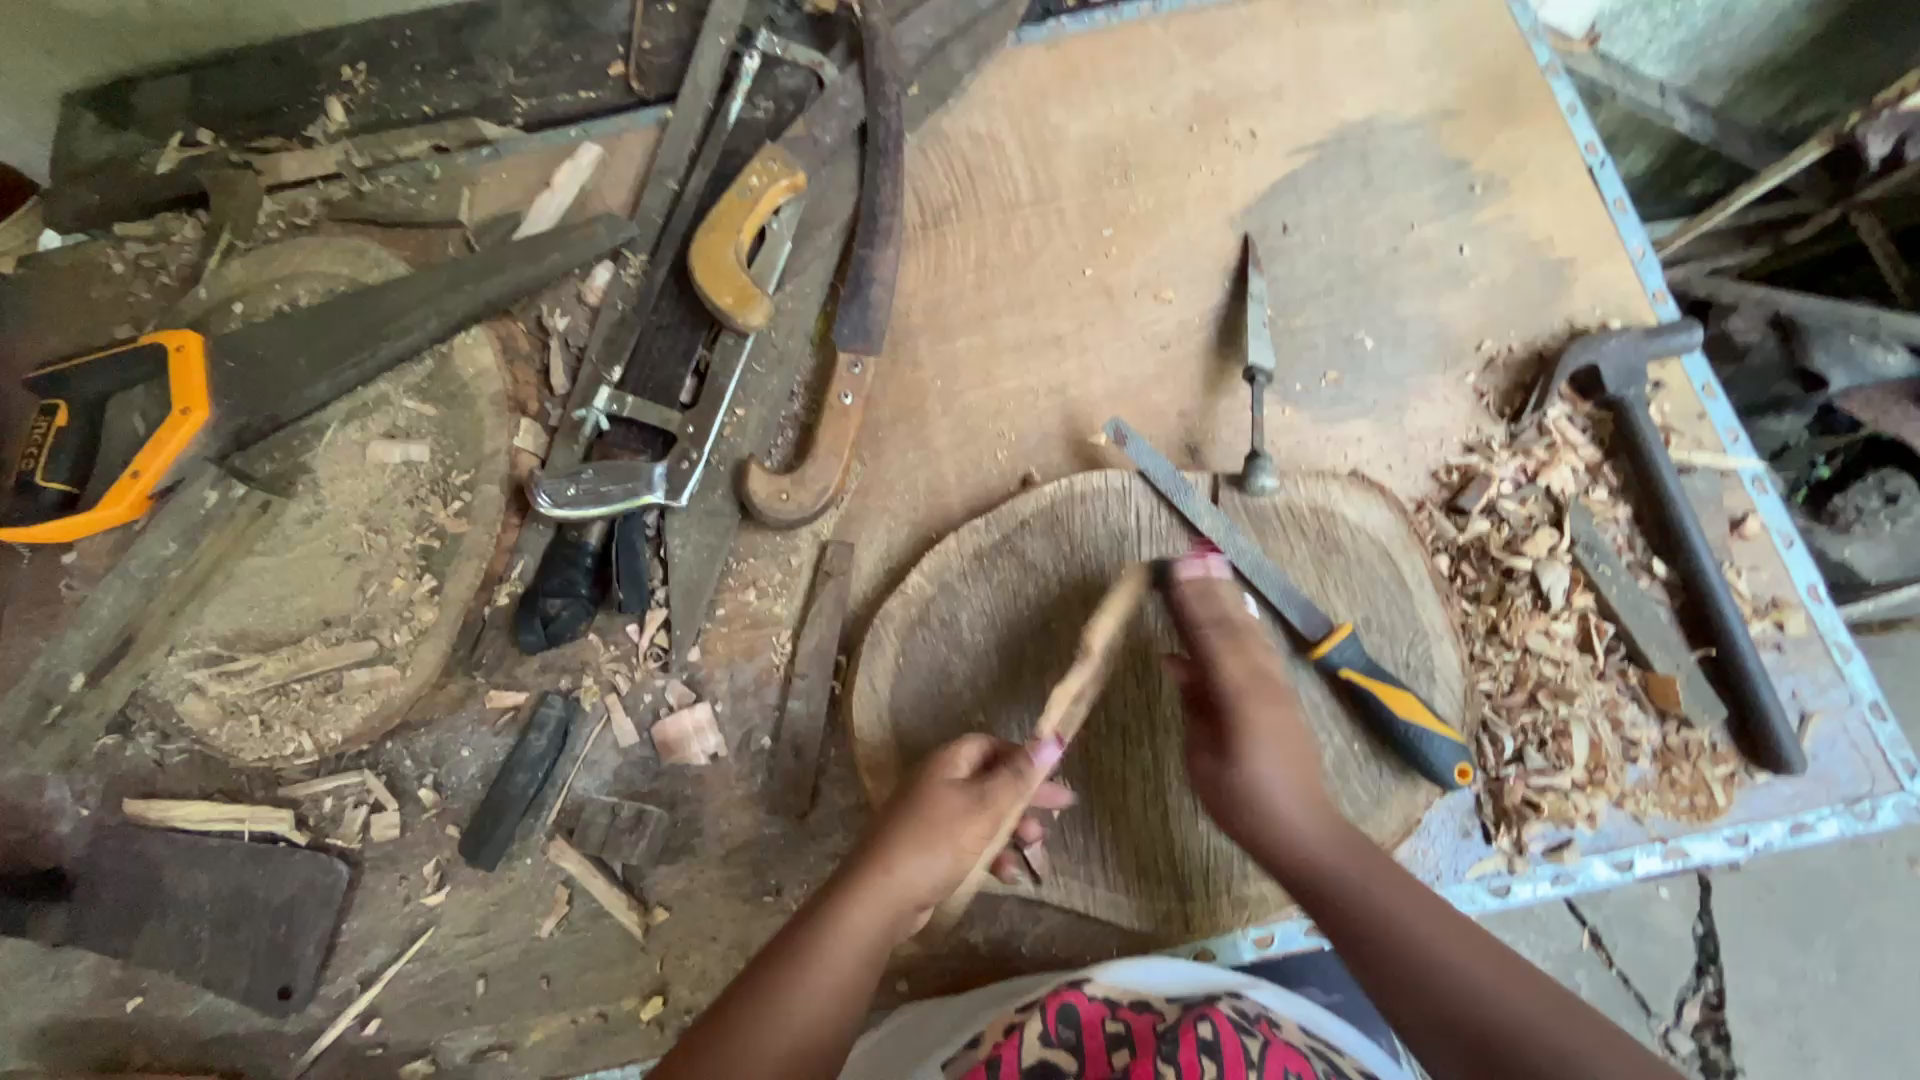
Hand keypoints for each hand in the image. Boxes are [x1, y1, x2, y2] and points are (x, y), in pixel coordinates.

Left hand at [839, 734, 1073, 937]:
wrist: (881, 896)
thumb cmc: (937, 841)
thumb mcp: (985, 806)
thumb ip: (1020, 775)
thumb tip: (1052, 738)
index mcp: (948, 762)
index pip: (991, 745)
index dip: (1022, 757)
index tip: (1051, 776)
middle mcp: (938, 783)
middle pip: (990, 780)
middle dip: (1024, 799)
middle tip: (1059, 812)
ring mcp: (931, 818)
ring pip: (983, 815)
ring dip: (1012, 830)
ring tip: (1034, 848)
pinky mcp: (929, 850)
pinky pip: (968, 844)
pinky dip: (990, 855)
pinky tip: (1006, 876)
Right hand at [1159, 548, 1341, 856]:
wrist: (1304, 832)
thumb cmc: (1243, 804)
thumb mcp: (1202, 758)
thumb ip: (1194, 704)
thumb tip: (1177, 661)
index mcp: (1239, 698)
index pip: (1209, 638)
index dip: (1190, 602)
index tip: (1172, 571)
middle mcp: (1264, 683)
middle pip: (1232, 626)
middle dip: (1209, 590)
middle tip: (1190, 555)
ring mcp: (1279, 687)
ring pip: (1251, 633)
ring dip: (1229, 600)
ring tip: (1211, 569)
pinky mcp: (1285, 696)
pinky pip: (1261, 649)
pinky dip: (1244, 624)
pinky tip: (1236, 611)